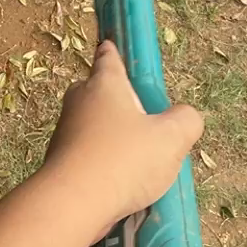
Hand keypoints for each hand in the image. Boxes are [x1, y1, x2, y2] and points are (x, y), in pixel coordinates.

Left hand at [37, 40, 203, 238]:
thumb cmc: (124, 160)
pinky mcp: (60, 158)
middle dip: (116, 98)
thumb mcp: (171, 138)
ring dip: (111, 133)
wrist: (73, 201)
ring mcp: (66, 129)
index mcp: (105, 84)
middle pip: (98, 90)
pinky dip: (101, 158)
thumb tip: (185, 116)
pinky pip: (86, 150)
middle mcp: (80, 100)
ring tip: (137, 159)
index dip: (113, 51)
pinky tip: (120, 181)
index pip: (109, 57)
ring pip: (92, 122)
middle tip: (143, 119)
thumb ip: (185, 120)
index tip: (111, 45)